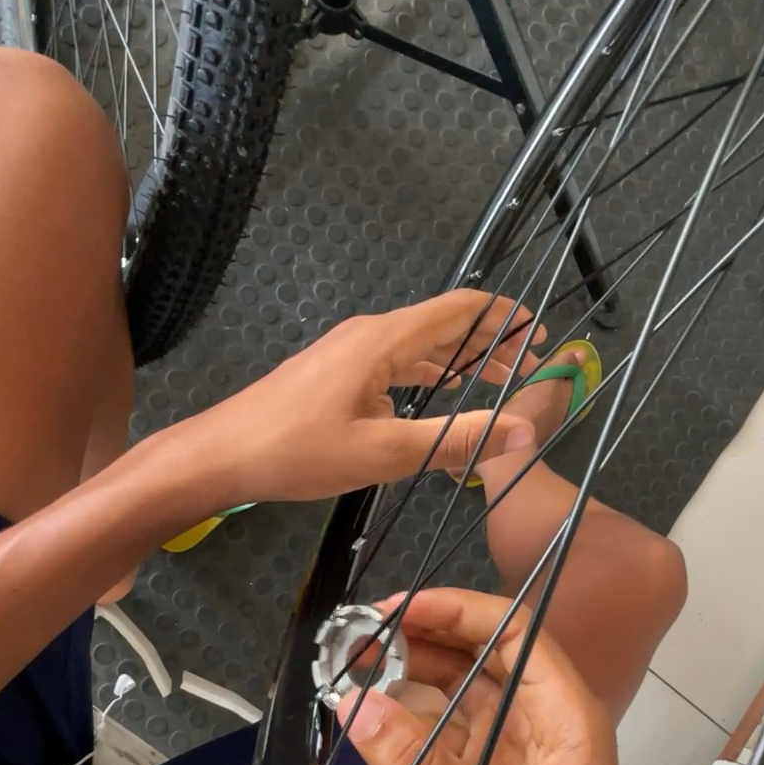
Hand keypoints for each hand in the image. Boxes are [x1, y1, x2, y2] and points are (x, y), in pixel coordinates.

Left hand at [171, 290, 545, 506]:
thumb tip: (521, 431)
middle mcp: (368, 335)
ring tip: (498, 380)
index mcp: (383, 340)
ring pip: (418, 345)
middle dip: (490, 341)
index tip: (541, 332)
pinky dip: (428, 373)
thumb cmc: (298, 450)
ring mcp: (348, 351)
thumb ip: (453, 440)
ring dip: (460, 360)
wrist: (222, 454)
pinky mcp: (335, 372)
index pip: (459, 310)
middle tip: (531, 364)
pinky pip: (395, 362)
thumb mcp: (384, 452)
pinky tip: (439, 392)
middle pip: (442, 324)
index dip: (505, 318)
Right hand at [338, 589, 645, 764]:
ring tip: (355, 663)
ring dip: (411, 673)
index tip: (399, 609)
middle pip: (482, 655)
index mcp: (568, 717)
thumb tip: (353, 705)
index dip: (460, 611)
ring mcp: (513, 750)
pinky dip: (409, 717)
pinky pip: (444, 730)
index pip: (517, 635)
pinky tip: (372, 709)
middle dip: (424, 638)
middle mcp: (542, 721)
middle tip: (359, 634)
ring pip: (460, 689)